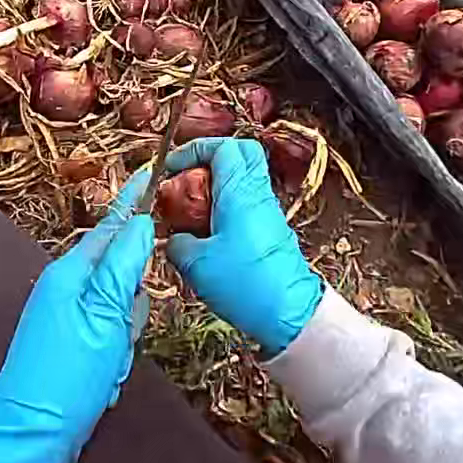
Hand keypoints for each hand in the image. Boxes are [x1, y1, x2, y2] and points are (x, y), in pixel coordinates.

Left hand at [0, 169, 155, 462]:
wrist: (32, 432)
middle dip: (133, 302)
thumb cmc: (68, 374)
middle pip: (121, 270)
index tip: (151, 173)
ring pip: (121, 306)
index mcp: (73, 272)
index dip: (133, 202)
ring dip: (124, 333)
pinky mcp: (74, 339)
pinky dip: (115, 352)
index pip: (110, 227)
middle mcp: (68, 285)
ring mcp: (69, 313)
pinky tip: (103, 374)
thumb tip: (139, 222)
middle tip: (122, 334)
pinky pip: (111, 332)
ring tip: (109, 360)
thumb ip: (123, 267)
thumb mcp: (104, 316)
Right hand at [164, 137, 323, 355]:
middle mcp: (257, 195)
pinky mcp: (268, 231)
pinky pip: (244, 202)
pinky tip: (205, 231)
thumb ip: (176, 242)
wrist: (290, 315)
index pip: (224, 147)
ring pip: (242, 178)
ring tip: (189, 208)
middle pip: (240, 153)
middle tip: (184, 177)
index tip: (172, 168)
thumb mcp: (195, 263)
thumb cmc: (244, 283)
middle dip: (208, 159)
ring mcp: (266, 212)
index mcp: (240, 193)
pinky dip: (222, 206)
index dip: (194, 150)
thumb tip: (172, 238)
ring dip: (214, 185)